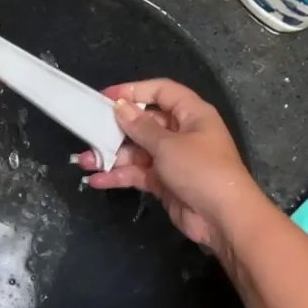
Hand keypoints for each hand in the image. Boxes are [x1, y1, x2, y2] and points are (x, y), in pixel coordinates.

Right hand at [74, 79, 261, 249]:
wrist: (222, 217)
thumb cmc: (201, 170)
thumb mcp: (168, 145)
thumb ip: (141, 127)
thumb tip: (120, 107)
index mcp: (191, 114)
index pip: (161, 92)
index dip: (134, 91)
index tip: (105, 97)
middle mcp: (181, 133)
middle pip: (144, 123)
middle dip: (116, 129)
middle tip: (88, 132)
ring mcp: (171, 159)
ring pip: (137, 151)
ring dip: (112, 156)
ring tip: (85, 162)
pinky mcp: (163, 182)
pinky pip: (137, 174)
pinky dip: (118, 176)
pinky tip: (96, 180)